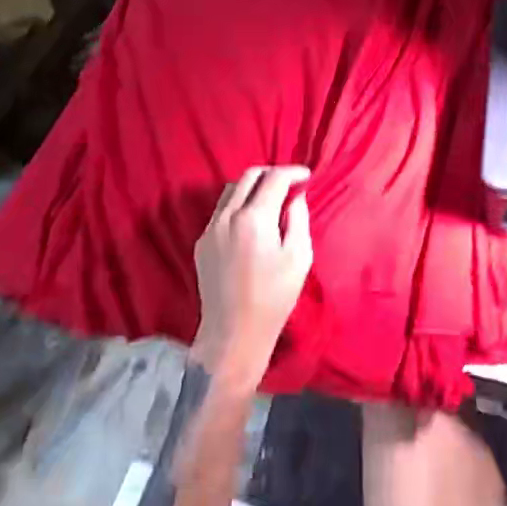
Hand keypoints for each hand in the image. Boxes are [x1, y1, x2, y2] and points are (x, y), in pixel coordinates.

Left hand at [189, 166, 312, 394]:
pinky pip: (220, 212)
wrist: (233, 333)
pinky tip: (251, 224)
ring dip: (252, 187)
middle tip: (289, 184)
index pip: (273, 178)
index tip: (305, 177)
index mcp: (254, 219)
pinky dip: (238, 207)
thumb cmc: (273, 299)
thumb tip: (294, 198)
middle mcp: (227, 216)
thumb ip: (298, 220)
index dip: (292, 172)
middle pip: (248, 176)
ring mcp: (210, 229)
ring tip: (270, 200)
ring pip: (230, 191)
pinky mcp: (201, 243)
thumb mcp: (299, 258)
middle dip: (271, 174)